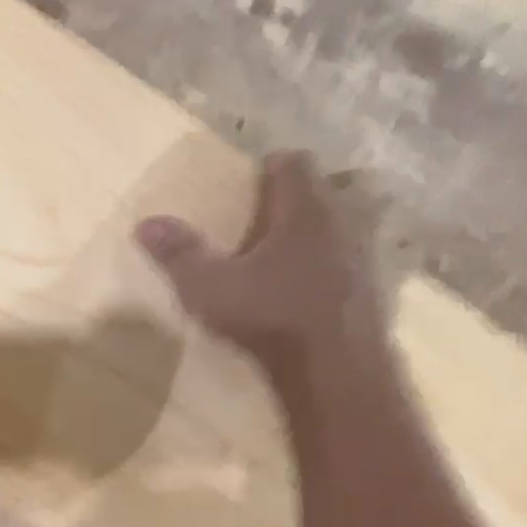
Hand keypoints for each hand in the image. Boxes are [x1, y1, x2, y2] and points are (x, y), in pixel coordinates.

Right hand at [134, 150, 392, 400]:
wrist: (334, 363)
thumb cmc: (268, 315)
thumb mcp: (208, 287)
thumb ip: (179, 254)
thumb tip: (145, 221)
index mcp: (305, 208)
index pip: (294, 163)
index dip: (271, 167)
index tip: (251, 180)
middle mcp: (346, 216)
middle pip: (334, 185)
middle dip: (306, 193)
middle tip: (275, 213)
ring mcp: (369, 249)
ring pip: (354, 219)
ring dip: (330, 225)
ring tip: (299, 246)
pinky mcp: (380, 282)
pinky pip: (362, 256)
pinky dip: (343, 260)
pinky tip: (320, 283)